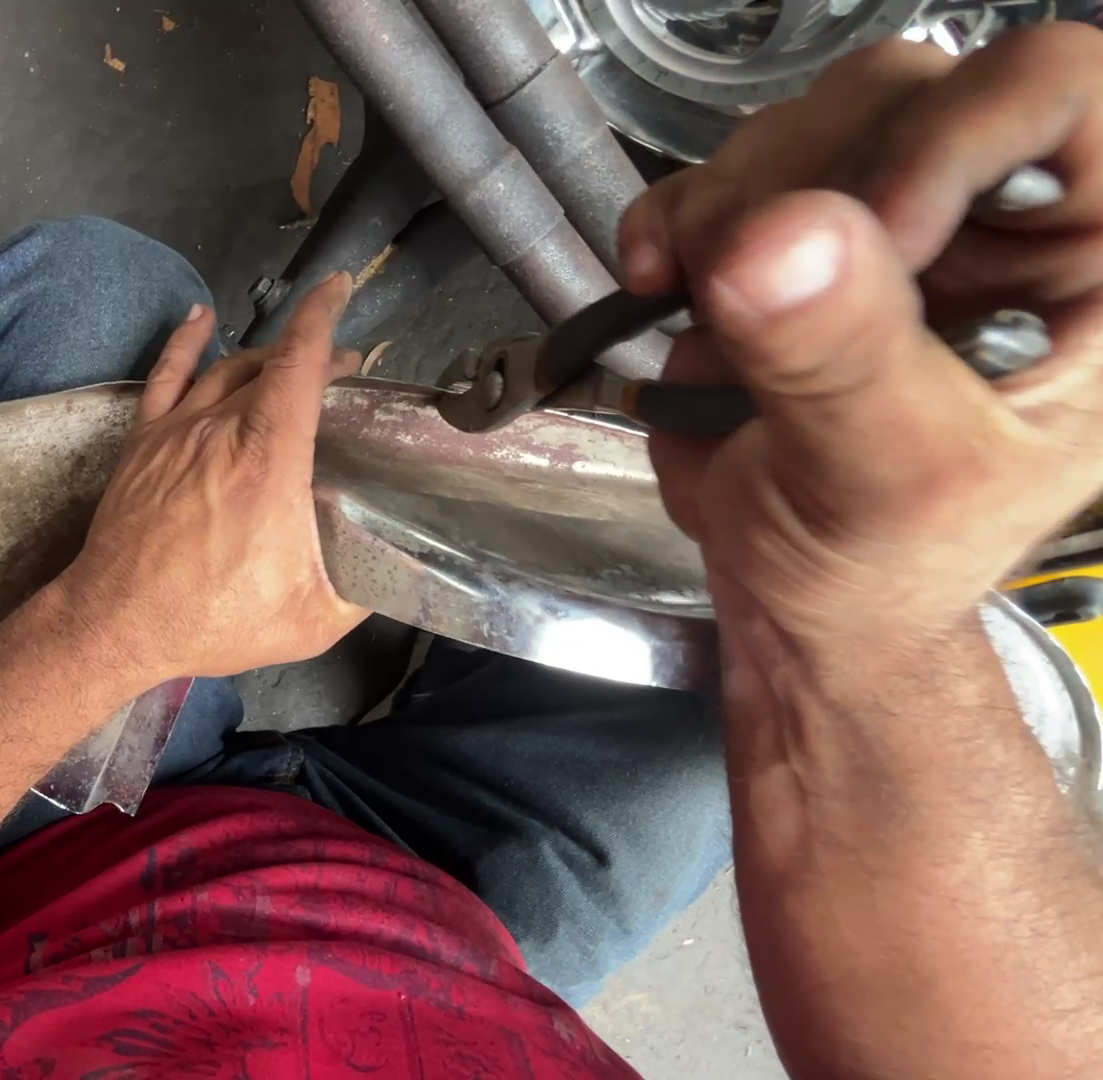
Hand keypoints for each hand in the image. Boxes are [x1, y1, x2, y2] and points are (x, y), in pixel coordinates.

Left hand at [50, 275, 370, 682]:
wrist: (118, 621)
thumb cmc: (213, 619)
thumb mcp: (310, 619)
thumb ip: (362, 588)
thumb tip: (397, 567)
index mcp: (268, 460)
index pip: (299, 365)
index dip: (322, 319)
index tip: (339, 288)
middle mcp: (220, 429)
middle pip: (269, 366)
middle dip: (309, 355)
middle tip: (338, 369)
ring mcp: (175, 430)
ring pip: (225, 370)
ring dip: (264, 357)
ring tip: (290, 360)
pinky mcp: (142, 442)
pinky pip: (166, 376)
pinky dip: (186, 343)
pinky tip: (200, 319)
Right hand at [615, 25, 1102, 647]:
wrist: (789, 581)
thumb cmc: (877, 552)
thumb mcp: (887, 476)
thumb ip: (844, 362)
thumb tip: (770, 241)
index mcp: (1094, 254)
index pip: (1055, 94)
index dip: (937, 147)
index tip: (845, 259)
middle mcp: (988, 219)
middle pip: (901, 95)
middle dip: (792, 179)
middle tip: (735, 281)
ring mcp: (864, 233)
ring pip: (794, 127)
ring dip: (715, 205)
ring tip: (685, 292)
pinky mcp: (764, 263)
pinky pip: (705, 189)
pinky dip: (659, 224)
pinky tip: (651, 282)